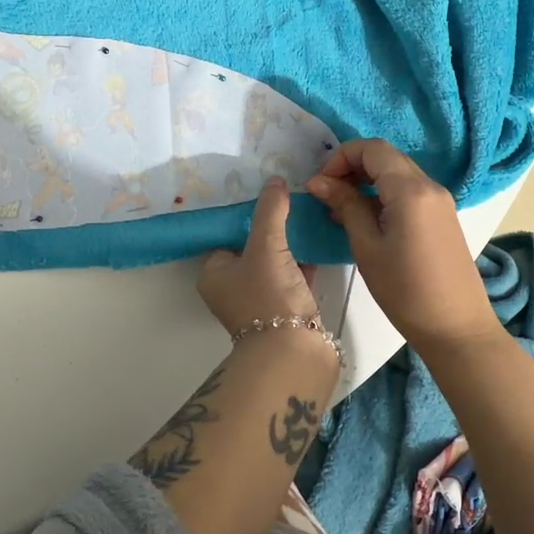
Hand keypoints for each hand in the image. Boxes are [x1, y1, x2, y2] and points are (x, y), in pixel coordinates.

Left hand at [197, 177, 320, 335]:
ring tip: (307, 216)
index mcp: (213, 274)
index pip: (225, 235)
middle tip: (290, 202)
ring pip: (274, 263)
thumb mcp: (266, 246)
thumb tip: (275, 180)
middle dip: (271, 229)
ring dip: (289, 245)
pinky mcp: (286, 311)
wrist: (296, 353)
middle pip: (251, 248)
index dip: (244, 216)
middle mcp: (231, 288)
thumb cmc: (268, 296)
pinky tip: (320, 241)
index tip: (265, 195)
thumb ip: (270, 211)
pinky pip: (293, 277)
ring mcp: (259, 301)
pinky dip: (304, 262)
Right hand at [304, 139, 498, 350]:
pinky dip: (382, 192)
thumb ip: (345, 206)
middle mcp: (429, 186)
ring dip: (366, 179)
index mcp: (410, 190)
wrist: (456, 328)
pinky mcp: (442, 216)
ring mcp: (440, 201)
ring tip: (340, 208)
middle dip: (351, 166)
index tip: (321, 183)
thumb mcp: (367, 246)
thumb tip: (319, 181)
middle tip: (327, 192)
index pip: (372, 148)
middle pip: (385, 156)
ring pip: (396, 172)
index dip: (341, 157)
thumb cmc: (405, 290)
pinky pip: (408, 189)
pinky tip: (364, 218)